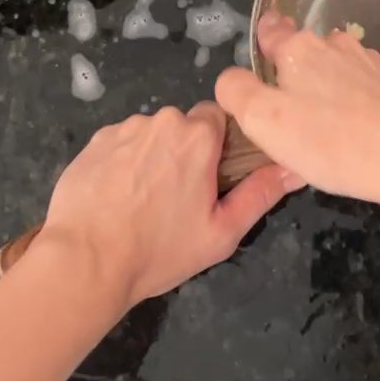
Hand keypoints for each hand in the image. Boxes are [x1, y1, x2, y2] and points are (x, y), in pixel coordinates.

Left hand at [29, 102, 302, 307]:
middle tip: (176, 197)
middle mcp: (162, 120)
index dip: (216, 146)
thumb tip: (295, 169)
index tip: (210, 176)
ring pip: (150, 135)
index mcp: (198, 136)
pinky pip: (119, 144)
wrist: (84, 262)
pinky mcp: (93, 142)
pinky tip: (116, 198)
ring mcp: (124, 128)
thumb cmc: (159, 250)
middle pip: (183, 126)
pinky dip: (122, 163)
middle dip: (183, 153)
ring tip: (142, 202)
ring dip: (152, 157)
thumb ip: (261, 194)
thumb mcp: (221, 232)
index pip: (218, 118)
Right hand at [215, 12, 379, 205]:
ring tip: (318, 122)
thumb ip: (236, 91)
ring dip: (320, 84)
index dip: (261, 43)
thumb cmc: (326, 140)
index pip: (270, 30)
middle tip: (285, 111)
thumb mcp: (262, 120)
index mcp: (297, 47)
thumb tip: (232, 79)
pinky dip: (346, 97)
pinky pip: (354, 82)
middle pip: (300, 50)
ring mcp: (364, 60)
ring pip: (329, 65)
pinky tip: (348, 125)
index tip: (260, 62)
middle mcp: (332, 43)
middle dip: (290, 72)